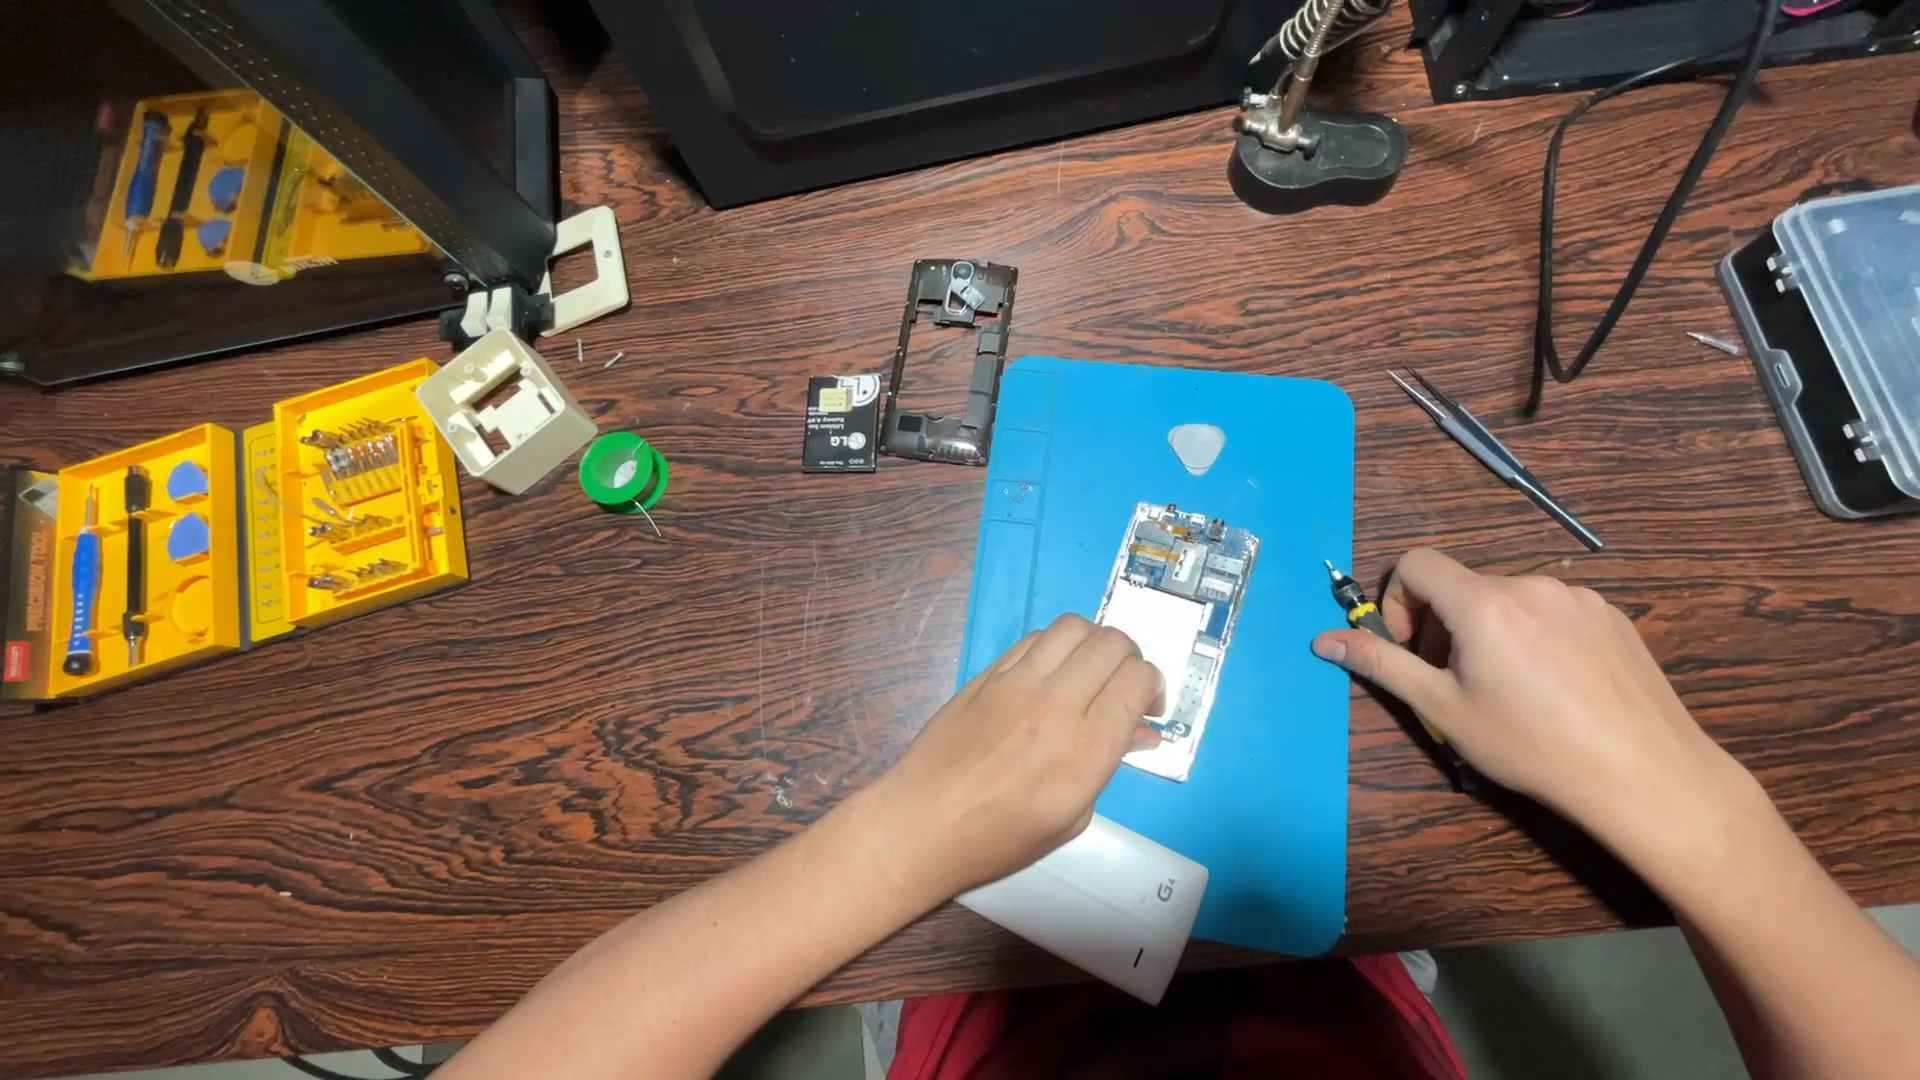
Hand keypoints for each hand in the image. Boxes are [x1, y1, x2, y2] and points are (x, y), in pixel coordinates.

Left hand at [865, 615, 1162, 896]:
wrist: (924, 822)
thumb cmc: (1000, 838)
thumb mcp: (1072, 818)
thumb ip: (1110, 765)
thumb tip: (1142, 731)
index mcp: (1085, 750)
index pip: (1138, 679)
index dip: (1153, 686)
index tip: (1146, 707)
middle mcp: (1056, 704)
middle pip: (1113, 643)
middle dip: (1131, 659)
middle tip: (1123, 687)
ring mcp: (1018, 682)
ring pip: (1074, 627)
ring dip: (1093, 643)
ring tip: (1088, 671)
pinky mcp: (988, 674)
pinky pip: (1034, 639)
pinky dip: (1055, 647)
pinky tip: (1051, 673)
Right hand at [1310, 548, 1758, 863]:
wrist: (1650, 779)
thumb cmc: (1532, 745)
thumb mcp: (1442, 708)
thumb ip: (1380, 664)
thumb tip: (1322, 640)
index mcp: (1485, 603)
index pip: (1415, 564)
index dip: (1397, 600)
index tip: (1412, 649)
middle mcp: (1532, 585)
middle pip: (1459, 584)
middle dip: (1439, 623)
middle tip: (1453, 679)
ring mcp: (1580, 598)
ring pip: (1504, 597)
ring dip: (1484, 628)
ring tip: (1505, 686)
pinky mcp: (1614, 617)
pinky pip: (1549, 608)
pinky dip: (1529, 632)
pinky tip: (1551, 684)